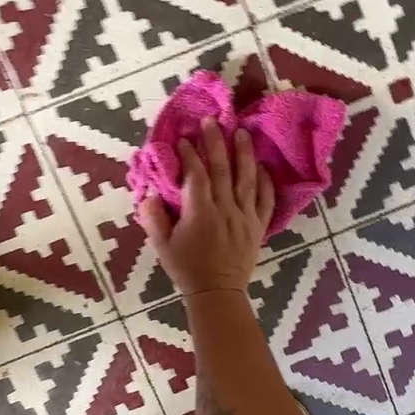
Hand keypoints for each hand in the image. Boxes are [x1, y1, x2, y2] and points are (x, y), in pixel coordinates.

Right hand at [138, 119, 274, 296]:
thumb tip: (149, 193)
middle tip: (212, 121)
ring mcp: (245, 216)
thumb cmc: (187, 268)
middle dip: (215, 142)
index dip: (189, 155)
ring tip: (242, 132)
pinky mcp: (258, 225)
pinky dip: (265, 181)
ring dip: (244, 153)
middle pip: (221, 168)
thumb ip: (153, 218)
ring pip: (246, 178)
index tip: (184, 139)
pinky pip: (265, 199)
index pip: (195, 175)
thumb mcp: (162, 245)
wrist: (217, 293)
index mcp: (200, 212)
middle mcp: (224, 208)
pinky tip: (262, 166)